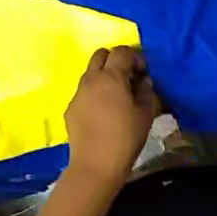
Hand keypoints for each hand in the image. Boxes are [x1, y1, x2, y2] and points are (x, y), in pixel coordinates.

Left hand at [65, 46, 159, 182]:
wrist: (95, 164)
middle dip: (115, 60)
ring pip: (90, 73)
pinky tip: (102, 113)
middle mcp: (90, 79)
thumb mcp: (145, 114)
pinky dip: (94, 93)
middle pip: (100, 55)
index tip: (143, 73)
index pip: (122, 52)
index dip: (135, 57)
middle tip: (128, 78)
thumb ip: (145, 91)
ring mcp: (77, 93)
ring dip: (103, 76)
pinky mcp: (70, 108)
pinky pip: (84, 92)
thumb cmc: (126, 138)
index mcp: (110, 77)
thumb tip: (143, 81)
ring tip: (115, 96)